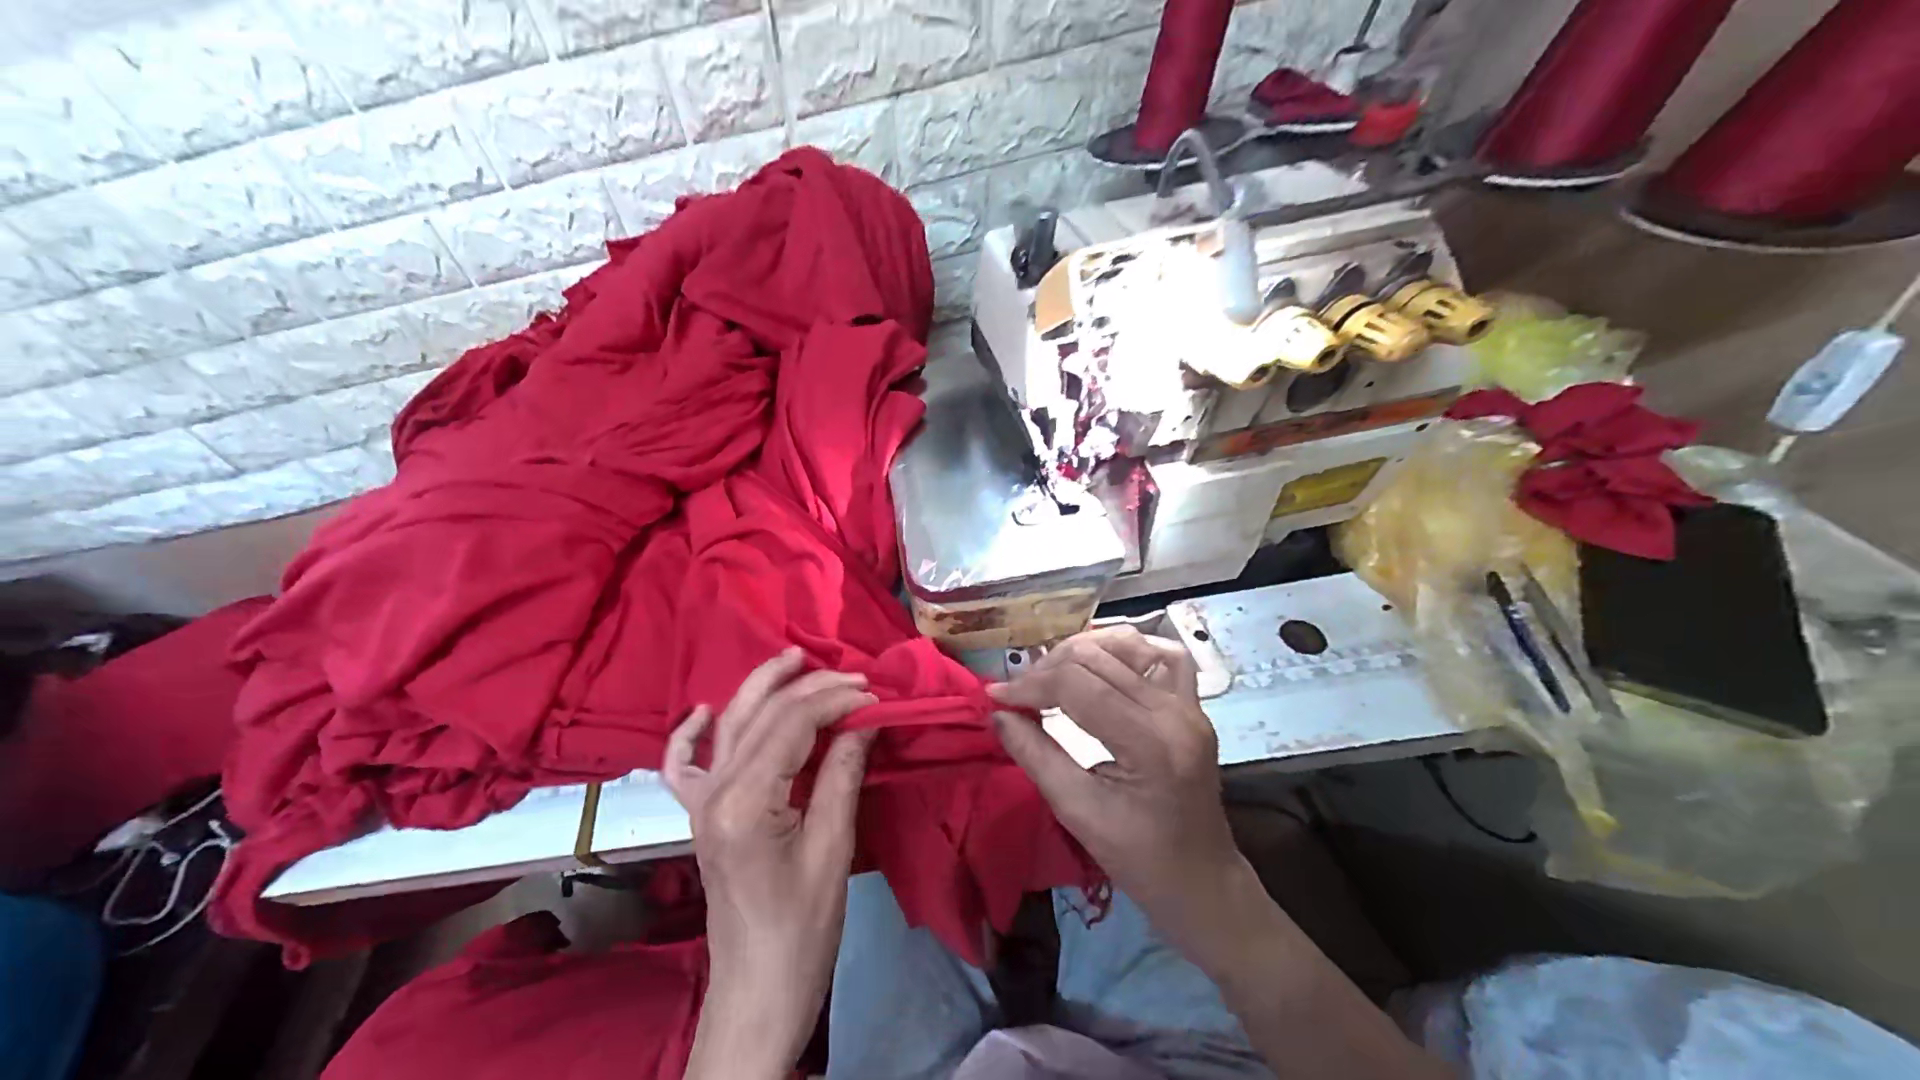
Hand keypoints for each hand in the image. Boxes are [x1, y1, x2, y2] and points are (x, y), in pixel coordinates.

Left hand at [664, 648, 876, 1079]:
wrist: (758, 987)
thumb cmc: (803, 927)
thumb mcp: (833, 848)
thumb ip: (842, 775)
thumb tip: (865, 720)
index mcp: (746, 801)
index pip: (792, 724)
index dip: (836, 700)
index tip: (875, 694)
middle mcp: (714, 791)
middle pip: (762, 716)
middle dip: (810, 687)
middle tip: (852, 676)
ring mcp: (700, 802)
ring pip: (729, 726)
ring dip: (761, 688)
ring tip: (793, 657)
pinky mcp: (699, 816)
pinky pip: (682, 766)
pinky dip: (689, 734)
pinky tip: (704, 710)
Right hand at [988, 626, 1244, 958]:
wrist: (1202, 882)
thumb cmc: (1139, 859)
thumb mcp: (1078, 812)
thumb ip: (1035, 756)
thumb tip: (998, 713)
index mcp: (1150, 742)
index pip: (1077, 685)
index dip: (1029, 685)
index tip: (995, 697)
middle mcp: (1175, 711)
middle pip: (1098, 658)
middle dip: (1047, 668)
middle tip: (1016, 693)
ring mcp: (1190, 703)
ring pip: (1128, 644)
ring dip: (1081, 651)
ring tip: (1050, 675)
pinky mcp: (1193, 705)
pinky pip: (1160, 655)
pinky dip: (1124, 650)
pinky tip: (1100, 663)